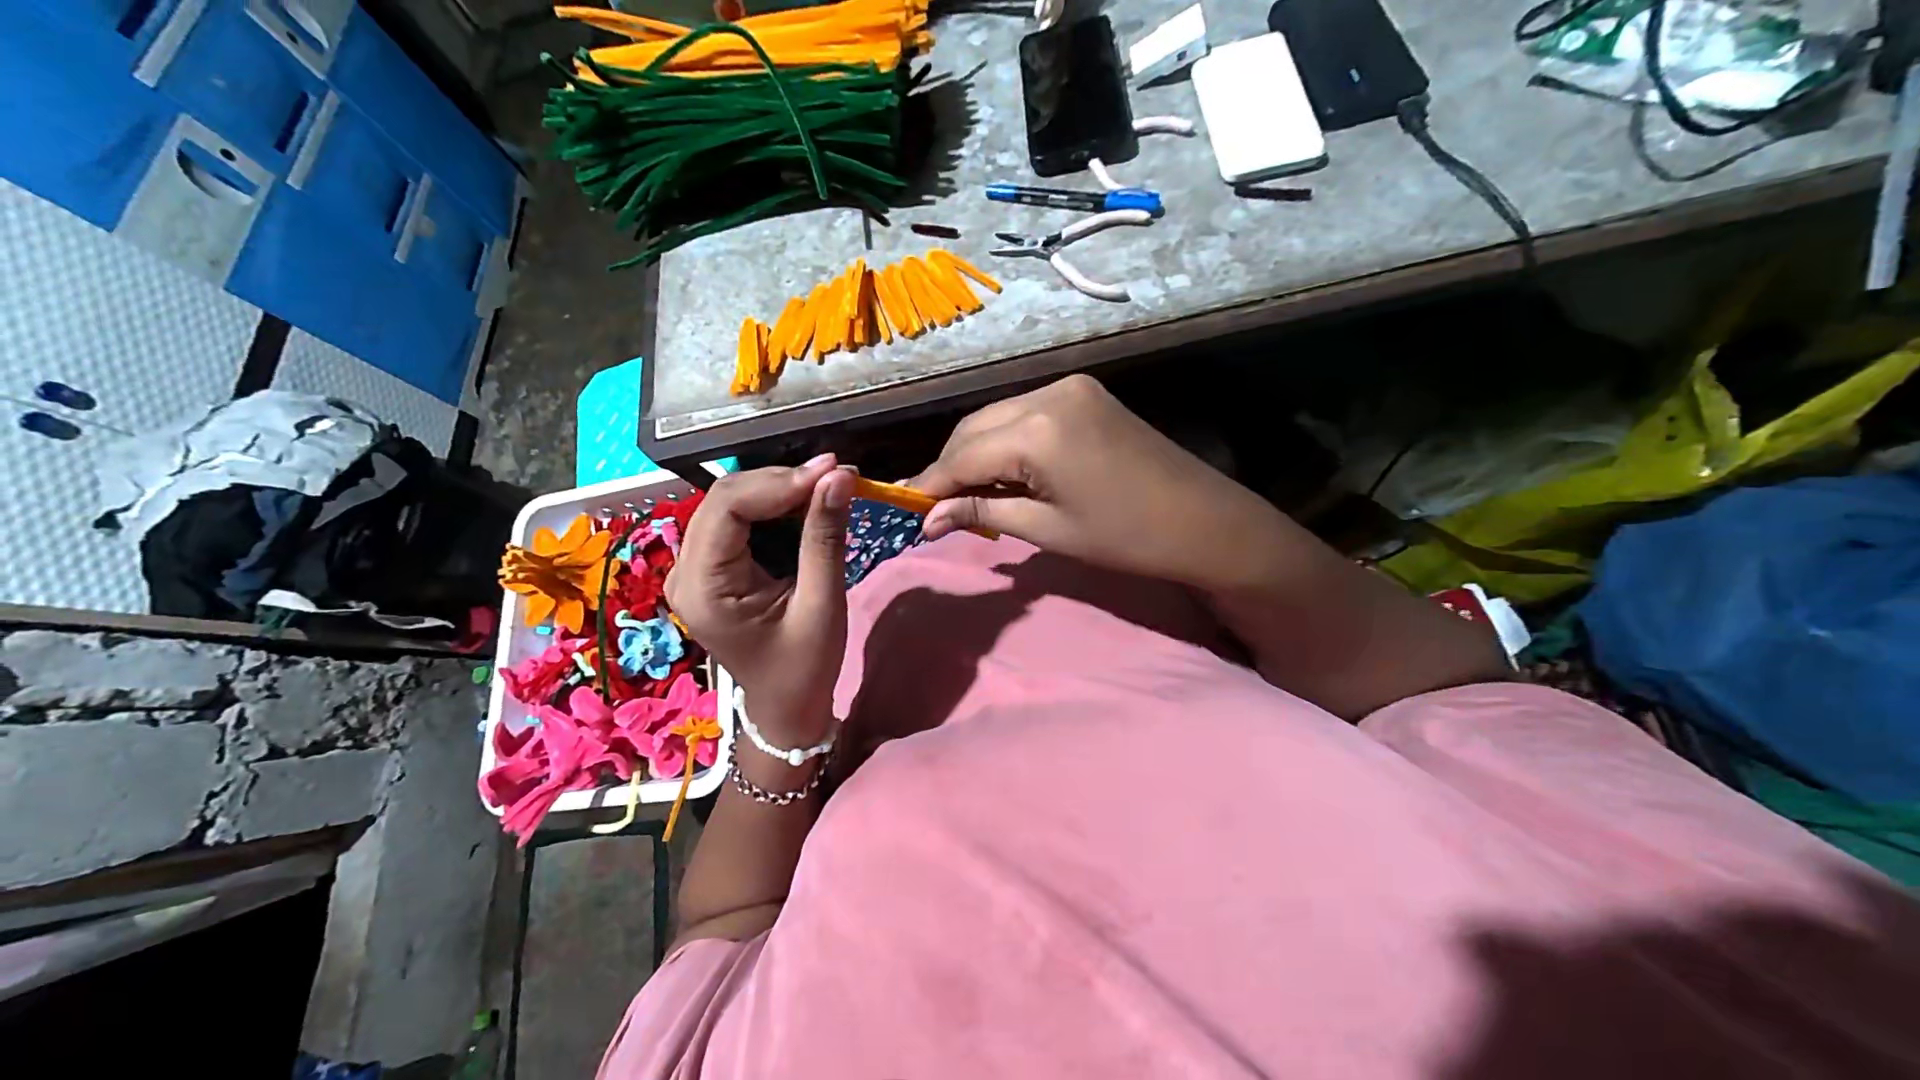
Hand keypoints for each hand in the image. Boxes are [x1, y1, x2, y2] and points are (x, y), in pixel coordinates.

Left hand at [666, 456, 854, 746]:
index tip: (832, 472)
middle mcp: (686, 571)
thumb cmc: (804, 668)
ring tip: (829, 484)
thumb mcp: (821, 605)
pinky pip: (738, 519)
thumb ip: (825, 538)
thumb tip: (839, 477)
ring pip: (732, 502)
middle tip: (837, 474)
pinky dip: (776, 505)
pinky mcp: (711, 567)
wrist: (786, 709)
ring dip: (781, 489)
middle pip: (726, 498)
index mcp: (703, 587)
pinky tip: (808, 503)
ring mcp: (694, 568)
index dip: (779, 481)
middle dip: (782, 480)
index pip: (729, 507)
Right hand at [912, 376, 1291, 591]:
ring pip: (996, 417)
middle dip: (950, 467)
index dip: (930, 484)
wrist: (1205, 522)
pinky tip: (1003, 471)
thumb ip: (981, 514)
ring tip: (967, 494)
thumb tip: (928, 518)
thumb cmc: (1125, 537)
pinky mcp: (1084, 393)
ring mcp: (1069, 387)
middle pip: (974, 428)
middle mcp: (1047, 393)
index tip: (904, 508)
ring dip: (975, 452)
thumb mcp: (1047, 530)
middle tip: (935, 507)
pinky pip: (1024, 414)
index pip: (962, 455)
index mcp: (1037, 430)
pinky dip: (1005, 441)